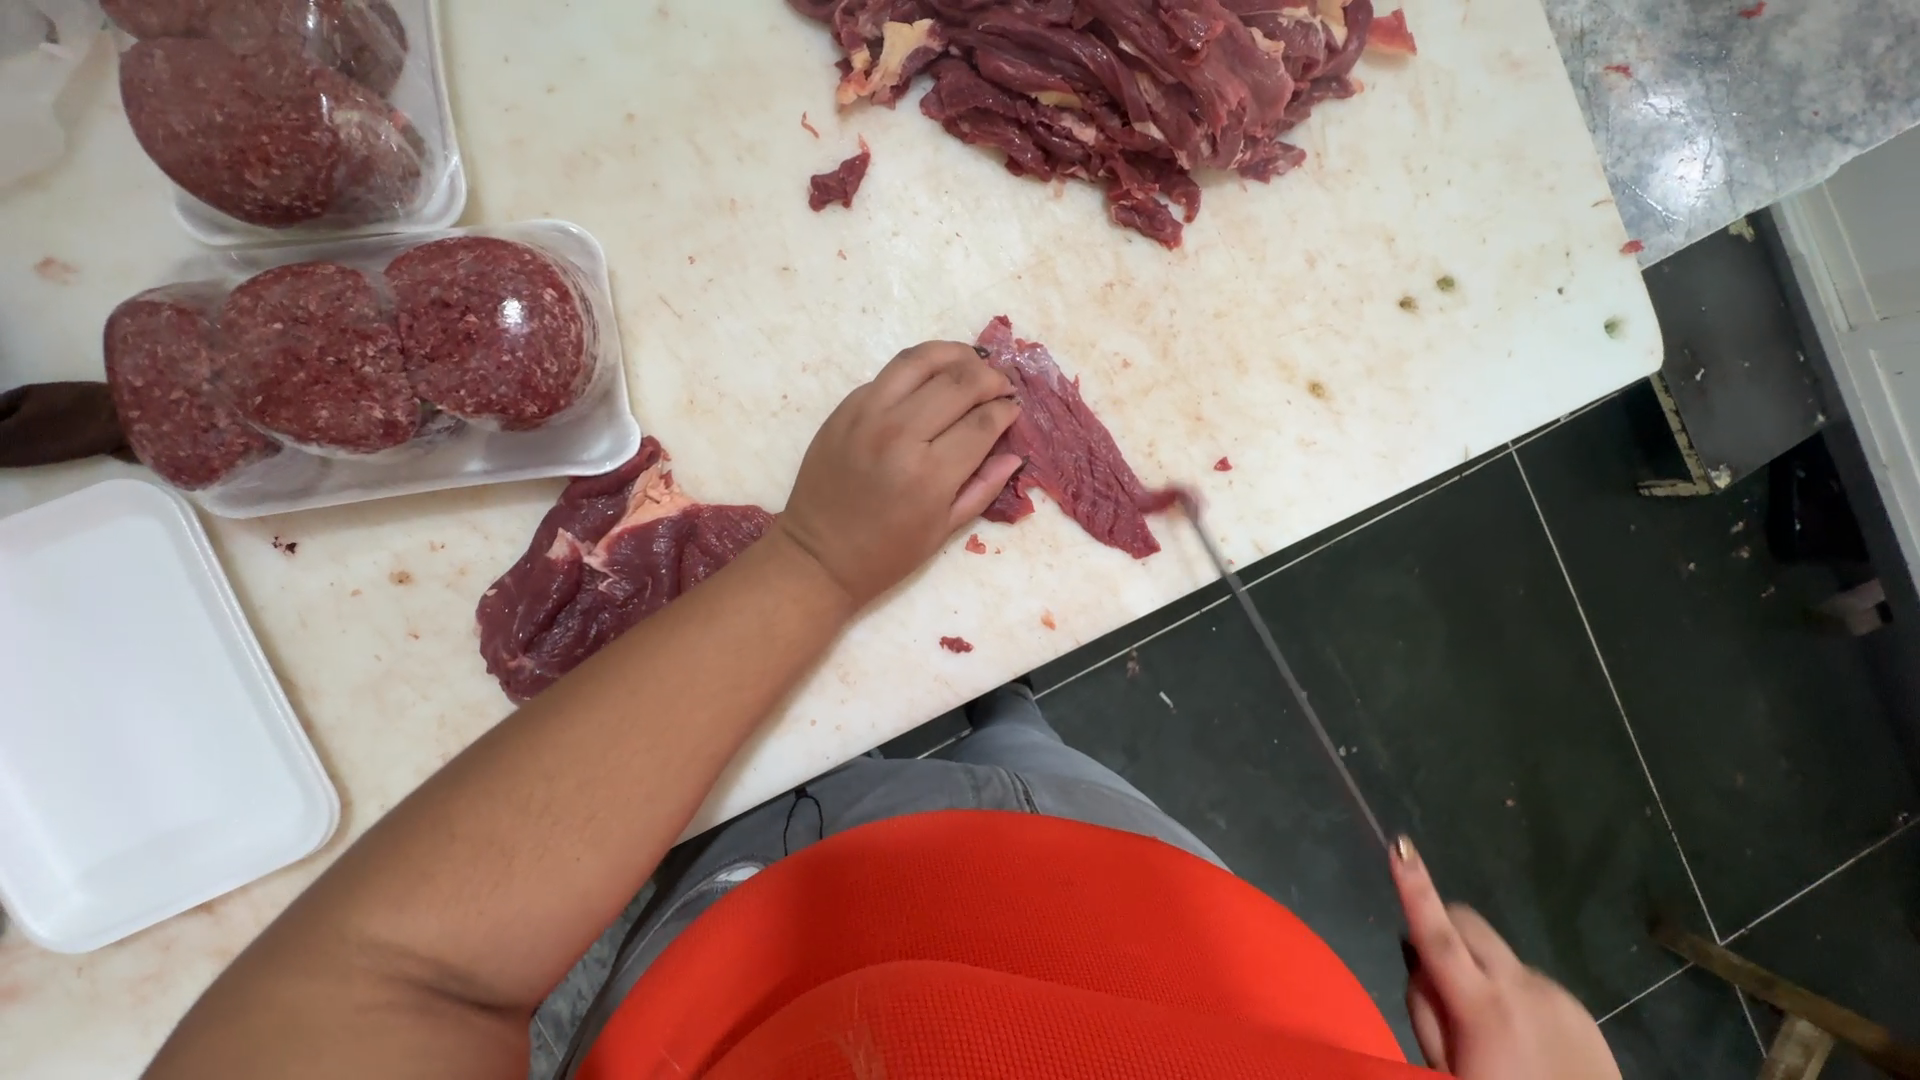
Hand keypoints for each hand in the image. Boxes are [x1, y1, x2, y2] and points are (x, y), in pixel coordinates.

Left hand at [779, 341, 1022, 607]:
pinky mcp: (845, 409)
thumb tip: (1014, 453)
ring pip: (921, 360)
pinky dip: (919, 370)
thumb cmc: (886, 554)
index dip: (1006, 410)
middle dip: (991, 378)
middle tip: (1002, 384)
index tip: (1014, 409)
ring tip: (973, 363)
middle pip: (959, 381)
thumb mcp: (944, 531)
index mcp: (930, 474)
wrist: (818, 555)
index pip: (983, 422)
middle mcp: (899, 434)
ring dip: (956, 355)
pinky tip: (933, 380)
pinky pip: (890, 374)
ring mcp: (867, 415)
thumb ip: (984, 487)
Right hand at [1391, 837, 1621, 1079]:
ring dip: (1477, 969)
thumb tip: (1421, 965)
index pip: (1436, 934)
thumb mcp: (1446, 1070)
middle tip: (1436, 976)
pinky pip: (1527, 979)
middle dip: (1442, 928)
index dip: (1413, 888)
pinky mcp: (1580, 1008)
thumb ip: (1427, 1012)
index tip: (1401, 846)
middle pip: (1467, 922)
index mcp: (1483, 1008)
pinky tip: (1522, 1038)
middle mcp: (1521, 986)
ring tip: (1486, 1025)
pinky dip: (1510, 992)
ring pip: (1496, 954)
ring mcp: (1556, 994)